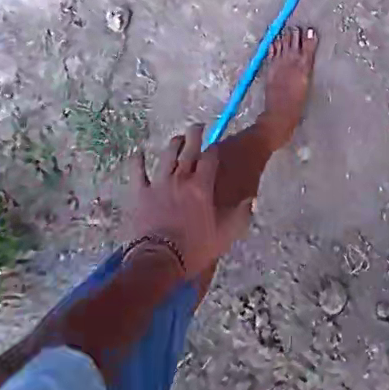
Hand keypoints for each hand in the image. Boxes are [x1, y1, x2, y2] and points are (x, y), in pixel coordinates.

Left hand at [124, 124, 253, 275]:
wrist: (158, 263)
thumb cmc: (194, 249)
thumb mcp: (225, 234)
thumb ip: (240, 215)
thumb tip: (251, 200)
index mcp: (202, 186)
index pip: (211, 157)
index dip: (214, 149)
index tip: (216, 146)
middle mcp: (181, 178)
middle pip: (189, 148)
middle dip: (195, 134)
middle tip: (197, 126)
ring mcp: (159, 184)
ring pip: (166, 155)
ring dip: (173, 144)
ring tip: (177, 139)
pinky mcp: (141, 194)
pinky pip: (138, 173)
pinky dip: (137, 162)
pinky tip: (137, 154)